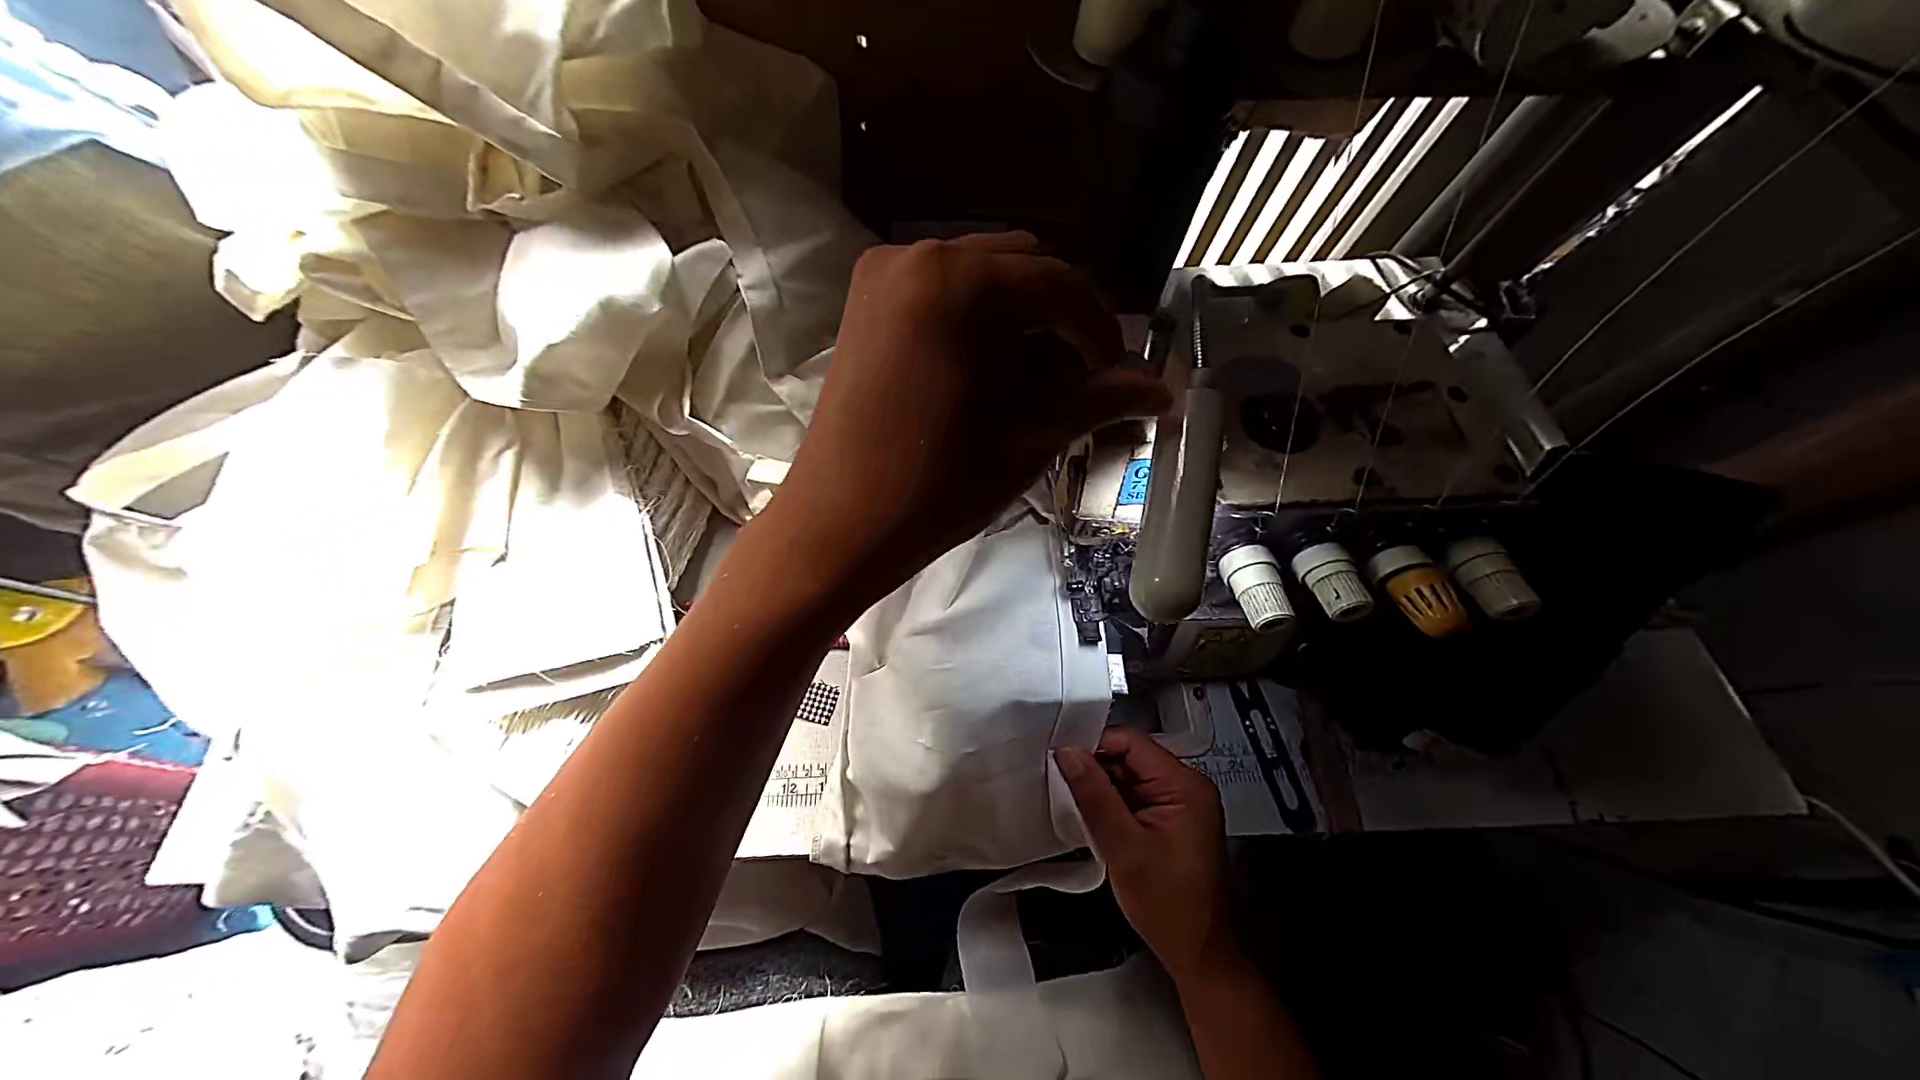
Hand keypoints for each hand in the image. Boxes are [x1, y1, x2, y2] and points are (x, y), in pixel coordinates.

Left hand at [761, 232, 1169, 615]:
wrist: (839, 524)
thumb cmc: (936, 487)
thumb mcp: (1026, 438)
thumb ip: (1096, 400)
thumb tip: (1161, 391)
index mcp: (963, 281)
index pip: (1060, 284)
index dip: (1100, 330)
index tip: (1118, 374)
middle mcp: (920, 256)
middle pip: (1021, 268)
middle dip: (1060, 318)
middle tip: (1080, 377)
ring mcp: (885, 276)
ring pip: (981, 276)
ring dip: (1020, 317)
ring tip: (1036, 378)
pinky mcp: (866, 304)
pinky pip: (941, 291)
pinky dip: (976, 318)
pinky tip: (988, 369)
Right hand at [1057, 727, 1239, 985]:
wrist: (1200, 953)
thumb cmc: (1174, 908)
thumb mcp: (1125, 848)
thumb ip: (1095, 796)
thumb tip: (1070, 755)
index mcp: (1185, 786)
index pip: (1131, 742)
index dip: (1094, 745)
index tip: (1063, 756)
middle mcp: (1186, 787)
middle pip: (1128, 757)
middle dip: (1095, 769)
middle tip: (1064, 784)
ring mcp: (1178, 803)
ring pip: (1127, 776)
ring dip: (1101, 789)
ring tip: (1078, 807)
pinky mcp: (1168, 819)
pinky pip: (1132, 796)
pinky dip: (1110, 805)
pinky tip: (1095, 822)